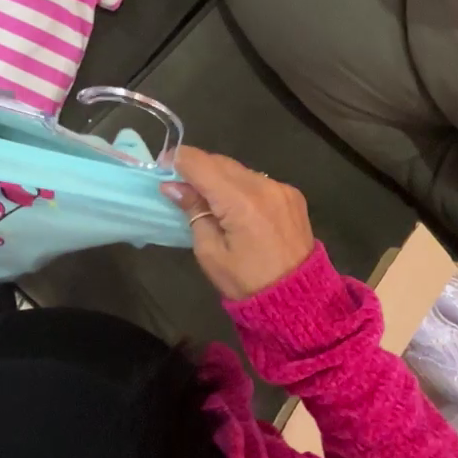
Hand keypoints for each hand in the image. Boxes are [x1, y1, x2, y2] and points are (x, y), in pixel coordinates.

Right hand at [162, 146, 315, 300]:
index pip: (202, 164)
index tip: (161, 166)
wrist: (296, 298)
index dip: (178, 160)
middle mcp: (264, 186)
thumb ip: (193, 212)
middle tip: (178, 183)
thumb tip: (173, 186)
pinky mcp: (292, 195)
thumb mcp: (210, 252)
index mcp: (241, 202)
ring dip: (219, 176)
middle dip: (197, 167)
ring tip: (204, 195)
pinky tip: (234, 204)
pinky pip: (258, 181)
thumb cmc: (246, 281)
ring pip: (240, 170)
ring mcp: (282, 188)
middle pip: (221, 162)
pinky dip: (240, 186)